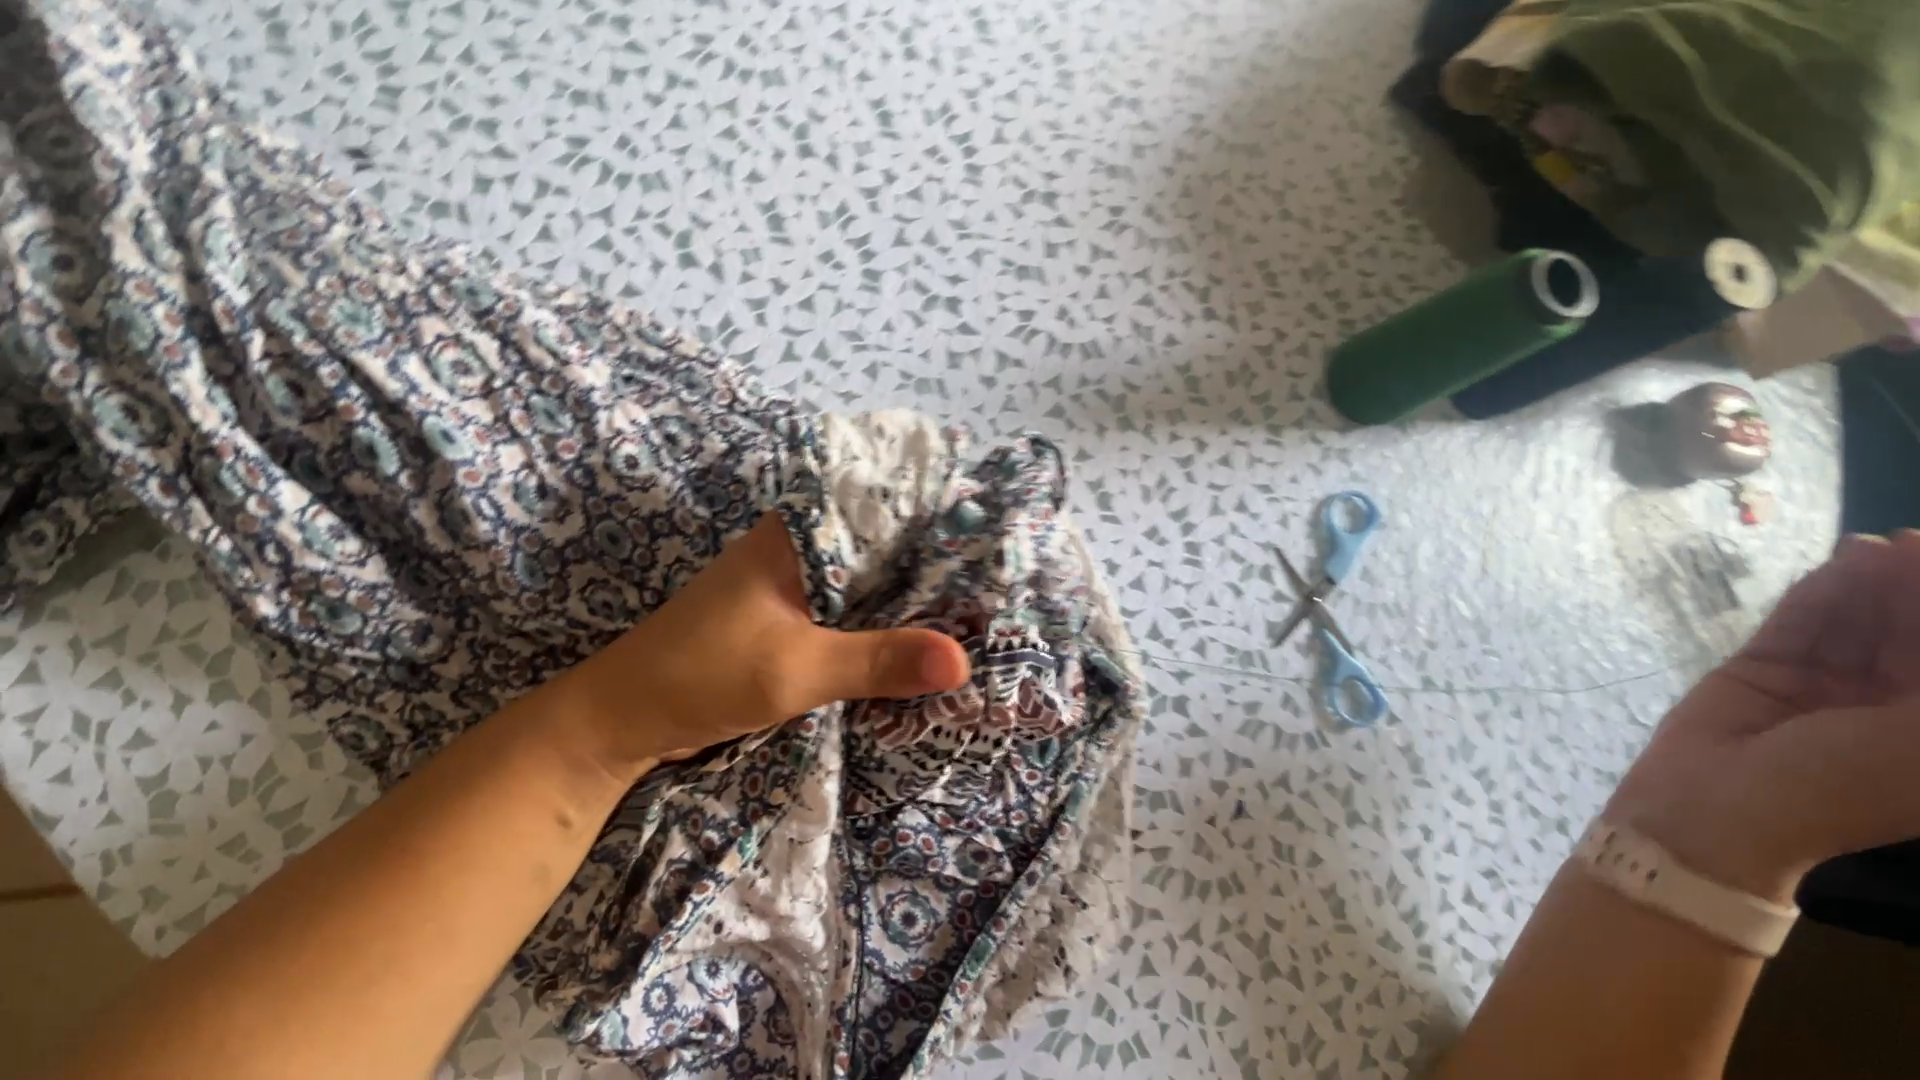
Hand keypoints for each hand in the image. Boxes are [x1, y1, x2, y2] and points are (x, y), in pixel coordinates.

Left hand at [552, 514, 970, 777]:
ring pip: (868, 583)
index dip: (937, 516)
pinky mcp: (790, 620)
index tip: (996, 533)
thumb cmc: (703, 675)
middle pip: (881, 546)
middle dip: (934, 564)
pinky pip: (851, 614)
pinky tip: (922, 642)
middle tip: (1002, 580)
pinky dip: (884, 626)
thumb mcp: (796, 669)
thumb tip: (964, 661)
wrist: (625, 719)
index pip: (880, 507)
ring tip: (980, 610)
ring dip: (911, 599)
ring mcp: (793, 586)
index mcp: (796, 536)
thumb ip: (878, 660)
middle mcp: (798, 550)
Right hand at [1607, 531, 1919, 902]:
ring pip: (1856, 623)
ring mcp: (1823, 688)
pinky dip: (1817, 595)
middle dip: (1914, 590)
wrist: (1715, 806)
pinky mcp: (1763, 671)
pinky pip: (1796, 626)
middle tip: (1909, 545)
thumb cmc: (1834, 787)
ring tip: (1871, 547)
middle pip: (1913, 635)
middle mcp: (1888, 707)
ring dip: (1869, 585)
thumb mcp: (1917, 740)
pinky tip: (1837, 566)